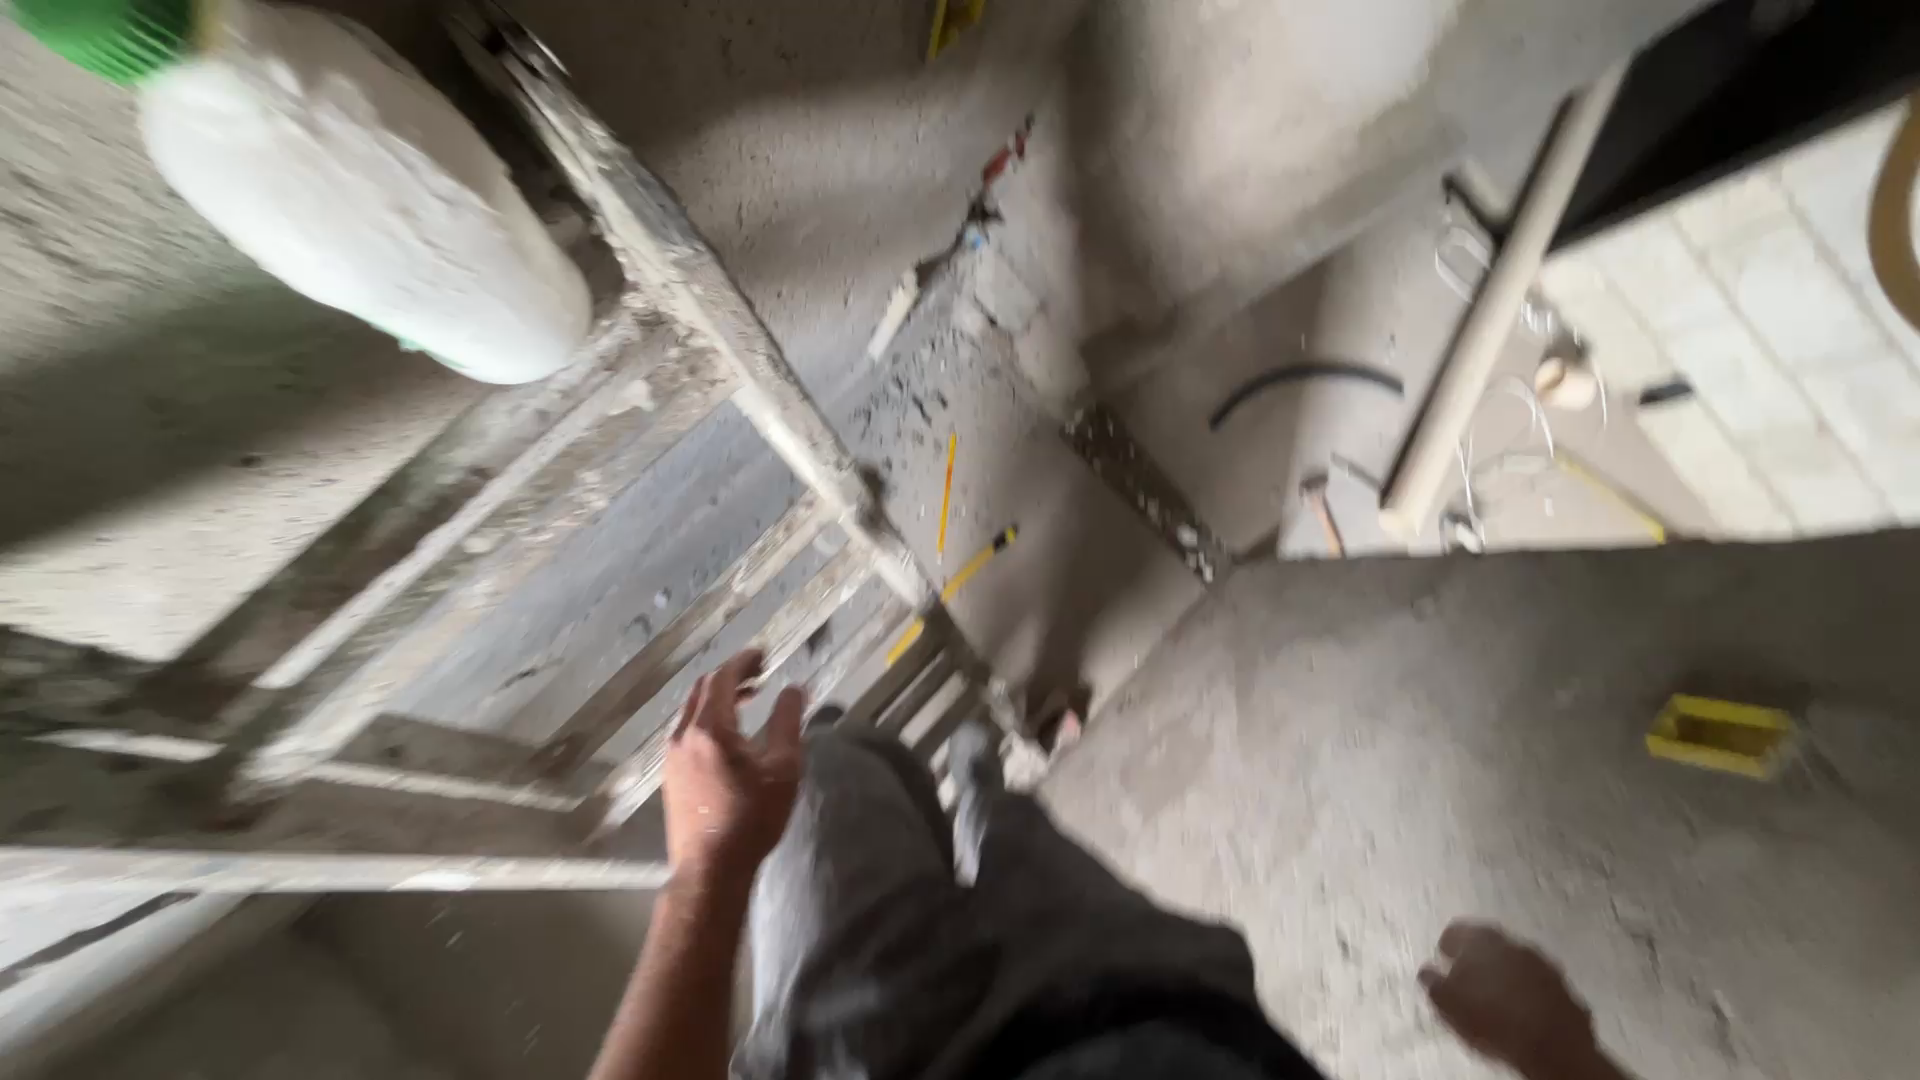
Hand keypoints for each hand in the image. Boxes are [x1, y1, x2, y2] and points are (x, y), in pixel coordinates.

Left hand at [661, 650, 805, 887]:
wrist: (711, 870)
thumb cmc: (753, 817)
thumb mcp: (784, 767)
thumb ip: (788, 721)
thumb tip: (794, 688)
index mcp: (711, 728)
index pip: (723, 678)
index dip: (743, 662)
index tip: (762, 654)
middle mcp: (683, 736)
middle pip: (702, 690)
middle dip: (731, 676)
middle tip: (758, 675)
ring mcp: (671, 757)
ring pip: (691, 711)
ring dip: (718, 698)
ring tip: (747, 701)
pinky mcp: (670, 776)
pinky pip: (687, 731)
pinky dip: (708, 718)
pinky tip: (728, 735)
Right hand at [1420, 921, 1597, 1078]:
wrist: (1554, 1050)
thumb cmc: (1490, 1018)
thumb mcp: (1446, 1002)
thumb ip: (1432, 981)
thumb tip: (1427, 971)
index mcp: (1482, 938)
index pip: (1457, 929)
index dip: (1447, 944)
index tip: (1443, 959)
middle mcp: (1514, 943)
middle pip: (1490, 945)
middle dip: (1479, 958)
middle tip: (1469, 979)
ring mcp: (1545, 967)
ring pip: (1518, 964)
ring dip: (1507, 976)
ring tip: (1497, 999)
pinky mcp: (1568, 993)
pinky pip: (1541, 987)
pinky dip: (1530, 994)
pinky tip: (1524, 1013)